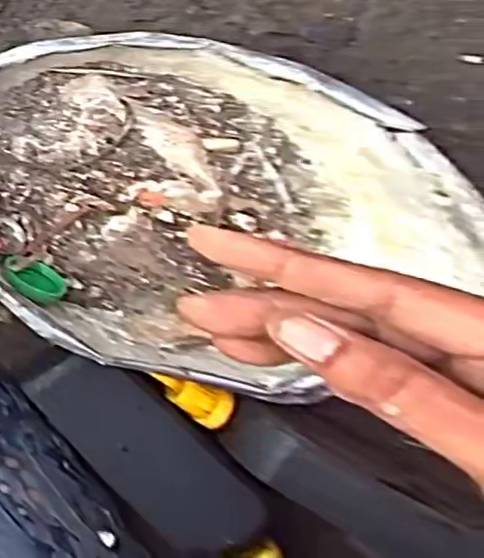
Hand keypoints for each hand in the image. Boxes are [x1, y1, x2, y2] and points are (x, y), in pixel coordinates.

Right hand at [177, 225, 483, 487]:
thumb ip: (403, 392)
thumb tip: (300, 328)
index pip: (383, 292)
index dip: (287, 262)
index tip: (214, 243)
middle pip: (370, 314)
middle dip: (274, 306)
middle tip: (200, 307)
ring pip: (373, 340)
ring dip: (291, 334)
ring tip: (227, 332)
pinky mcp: (483, 411)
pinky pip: (391, 369)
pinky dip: (330, 362)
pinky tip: (292, 358)